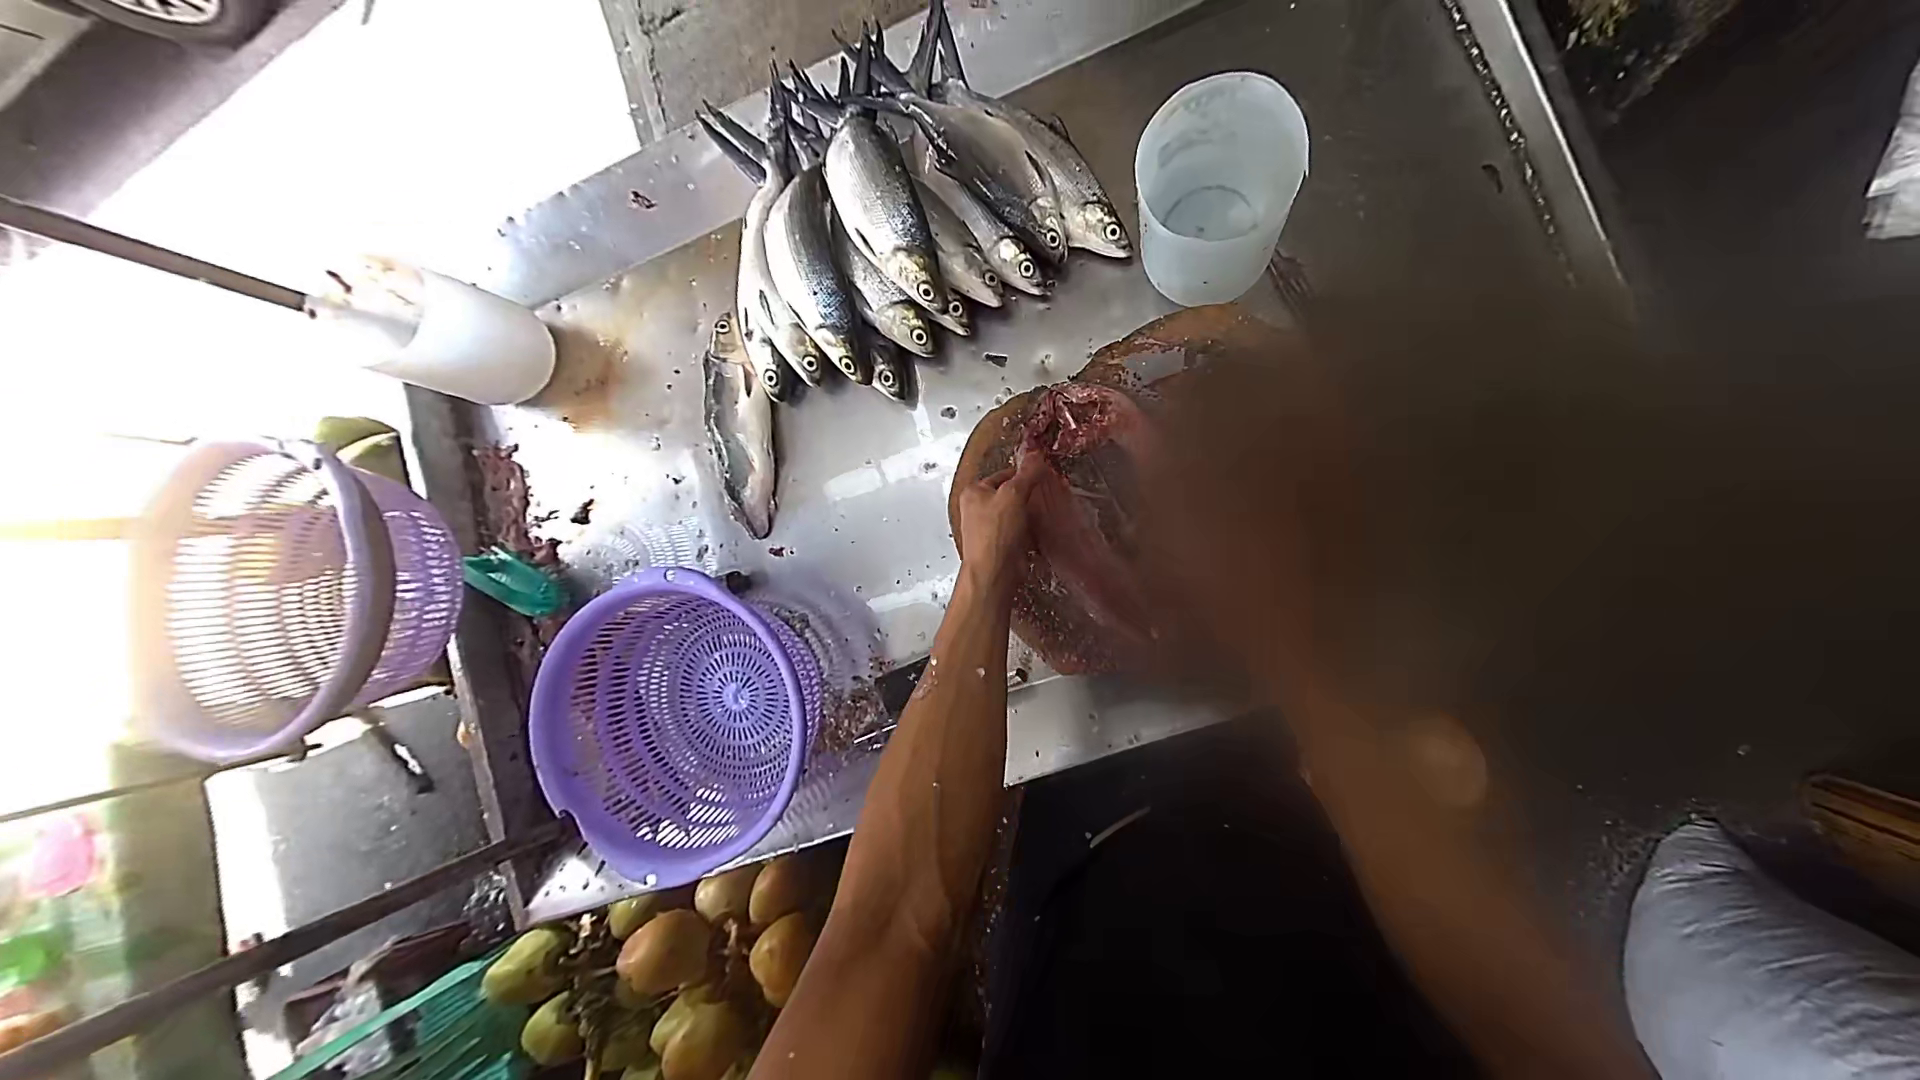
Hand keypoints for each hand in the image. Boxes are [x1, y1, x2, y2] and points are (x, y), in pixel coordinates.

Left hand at [954, 452, 1044, 595]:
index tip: (1043, 477)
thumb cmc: (997, 533)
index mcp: (974, 492)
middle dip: (1028, 495)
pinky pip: (1018, 531)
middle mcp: (977, 509)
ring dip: (1030, 514)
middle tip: (1047, 495)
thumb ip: (1027, 474)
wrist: (994, 573)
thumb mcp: (1014, 495)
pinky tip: (1040, 531)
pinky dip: (1029, 530)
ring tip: (1046, 513)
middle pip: (1009, 494)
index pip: (1004, 474)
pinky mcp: (999, 545)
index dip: (1024, 474)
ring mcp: (987, 528)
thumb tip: (1037, 455)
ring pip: (1015, 513)